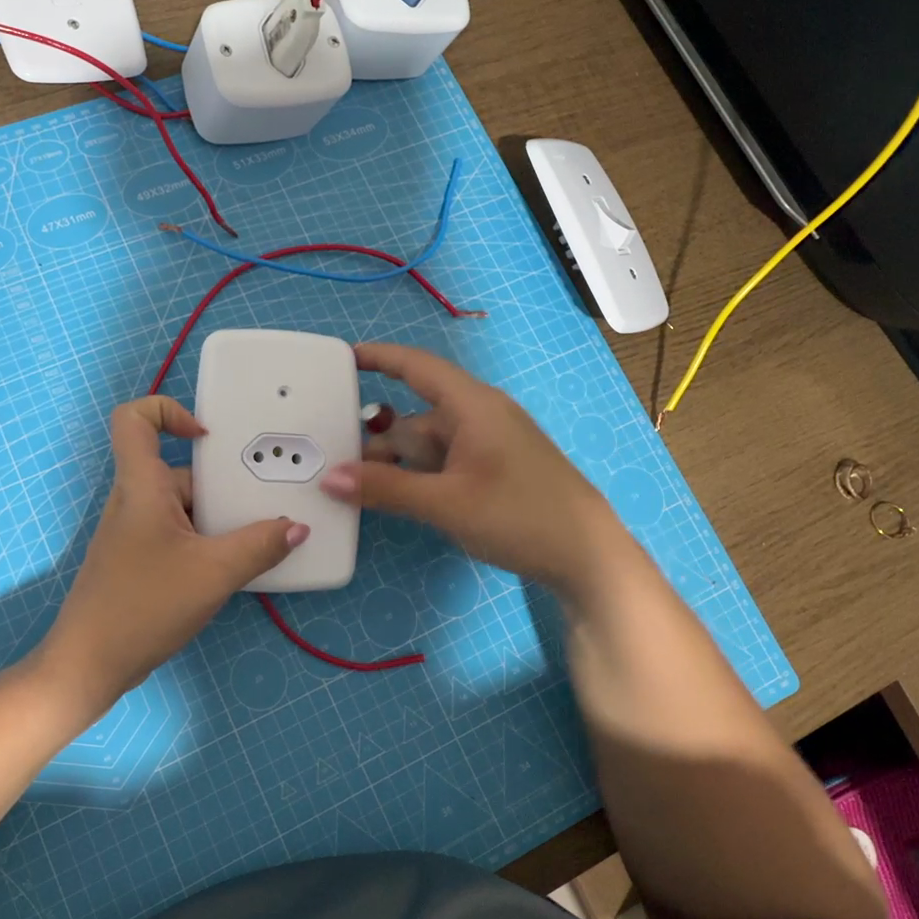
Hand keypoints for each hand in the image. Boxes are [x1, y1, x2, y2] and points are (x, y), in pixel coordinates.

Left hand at [35, 396, 308, 711]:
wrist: (90, 663)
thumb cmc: (144, 605)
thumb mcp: (213, 574)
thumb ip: (259, 547)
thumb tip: (297, 527)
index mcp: (140, 485)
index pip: (134, 418)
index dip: (168, 410)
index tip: (206, 438)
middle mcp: (134, 500)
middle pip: (177, 470)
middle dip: (220, 482)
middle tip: (264, 498)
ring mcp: (134, 532)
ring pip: (182, 506)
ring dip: (218, 518)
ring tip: (260, 535)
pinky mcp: (138, 560)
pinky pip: (177, 534)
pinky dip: (205, 541)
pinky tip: (234, 566)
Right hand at [320, 343, 636, 591]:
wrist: (589, 560)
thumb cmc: (522, 516)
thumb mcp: (445, 503)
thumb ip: (385, 488)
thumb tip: (330, 478)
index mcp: (472, 407)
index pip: (417, 367)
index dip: (378, 357)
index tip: (341, 358)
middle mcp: (478, 418)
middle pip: (413, 415)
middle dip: (376, 436)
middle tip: (332, 455)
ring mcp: (486, 447)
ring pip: (424, 444)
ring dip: (393, 462)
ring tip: (354, 487)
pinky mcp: (491, 473)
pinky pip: (440, 463)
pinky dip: (413, 475)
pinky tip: (390, 497)